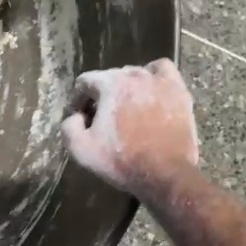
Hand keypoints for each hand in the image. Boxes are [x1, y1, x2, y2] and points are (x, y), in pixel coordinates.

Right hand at [62, 58, 199, 200]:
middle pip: (109, 77)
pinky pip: (162, 69)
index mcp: (108, 84)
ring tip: (129, 109)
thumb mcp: (80, 149)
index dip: (78, 100)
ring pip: (134, 73)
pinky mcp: (178, 91)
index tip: (82, 118)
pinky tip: (151, 90)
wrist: (165, 176)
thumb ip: (68, 126)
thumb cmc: (121, 161)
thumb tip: (76, 116)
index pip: (84, 82)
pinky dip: (154, 75)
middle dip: (103, 96)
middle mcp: (132, 75)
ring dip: (127, 87)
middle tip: (105, 119)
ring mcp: (158, 81)